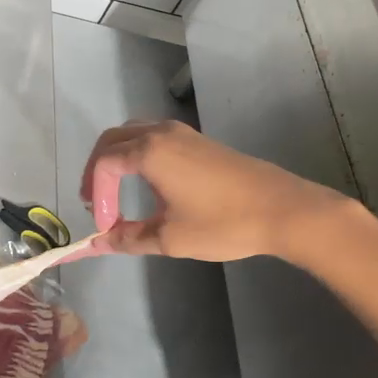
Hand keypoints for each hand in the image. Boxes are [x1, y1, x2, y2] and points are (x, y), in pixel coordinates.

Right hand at [79, 119, 351, 261]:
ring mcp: (181, 132)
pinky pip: (152, 136)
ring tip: (114, 191)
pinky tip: (146, 182)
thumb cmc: (223, 223)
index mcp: (149, 152)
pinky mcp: (197, 140)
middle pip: (111, 141)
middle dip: (97, 171)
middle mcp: (160, 132)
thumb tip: (97, 244)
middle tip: (95, 203)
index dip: (97, 195)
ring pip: (132, 133)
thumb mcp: (171, 238)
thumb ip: (128, 238)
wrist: (282, 209)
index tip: (104, 226)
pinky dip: (136, 153)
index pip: (104, 165)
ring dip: (116, 158)